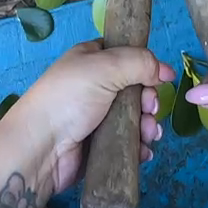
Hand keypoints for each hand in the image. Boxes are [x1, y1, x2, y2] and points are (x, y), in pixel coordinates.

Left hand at [1, 41, 174, 195]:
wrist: (40, 147)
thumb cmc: (70, 97)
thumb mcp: (106, 66)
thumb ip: (140, 62)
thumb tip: (167, 71)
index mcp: (92, 60)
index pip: (127, 56)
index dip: (146, 67)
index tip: (161, 79)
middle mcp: (95, 86)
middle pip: (135, 89)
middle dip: (149, 100)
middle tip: (150, 110)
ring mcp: (96, 118)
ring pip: (134, 118)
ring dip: (148, 125)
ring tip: (150, 135)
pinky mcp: (98, 147)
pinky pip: (127, 143)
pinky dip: (139, 147)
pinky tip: (144, 151)